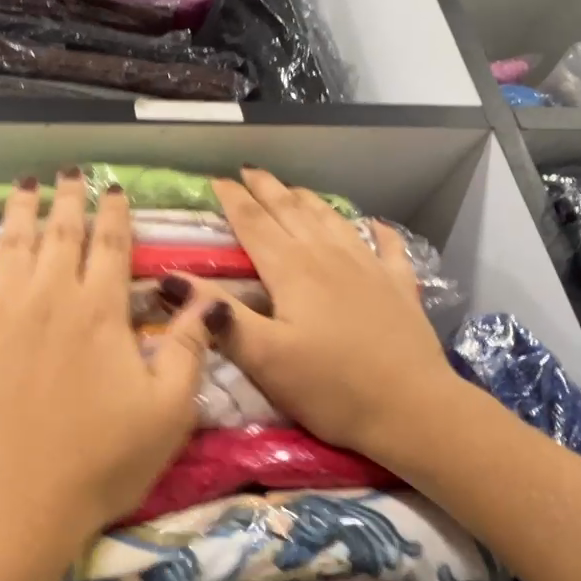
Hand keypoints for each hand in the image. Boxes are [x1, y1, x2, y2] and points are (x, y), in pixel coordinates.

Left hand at [0, 168, 220, 547]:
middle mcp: (48, 295)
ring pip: (10, 243)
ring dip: (20, 209)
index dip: (115, 213)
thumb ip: (189, 349)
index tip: (114, 189)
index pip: (111, 245)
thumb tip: (210, 298)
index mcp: (100, 310)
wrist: (10, 503)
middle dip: (68, 198)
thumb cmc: (99, 463)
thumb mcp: (168, 412)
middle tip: (70, 173)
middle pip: (60, 232)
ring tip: (25, 184)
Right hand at [162, 168, 460, 474]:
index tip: (216, 180)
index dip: (234, 201)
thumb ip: (220, 316)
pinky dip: (377, 230)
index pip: (255, 224)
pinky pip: (387, 247)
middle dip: (268, 190)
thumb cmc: (329, 387)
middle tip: (249, 172)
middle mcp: (329, 257)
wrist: (412, 409)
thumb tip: (169, 278)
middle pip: (293, 212)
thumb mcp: (263, 357)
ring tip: (293, 189)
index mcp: (292, 270)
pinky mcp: (399, 287)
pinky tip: (374, 224)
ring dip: (310, 201)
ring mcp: (370, 268)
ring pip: (334, 221)